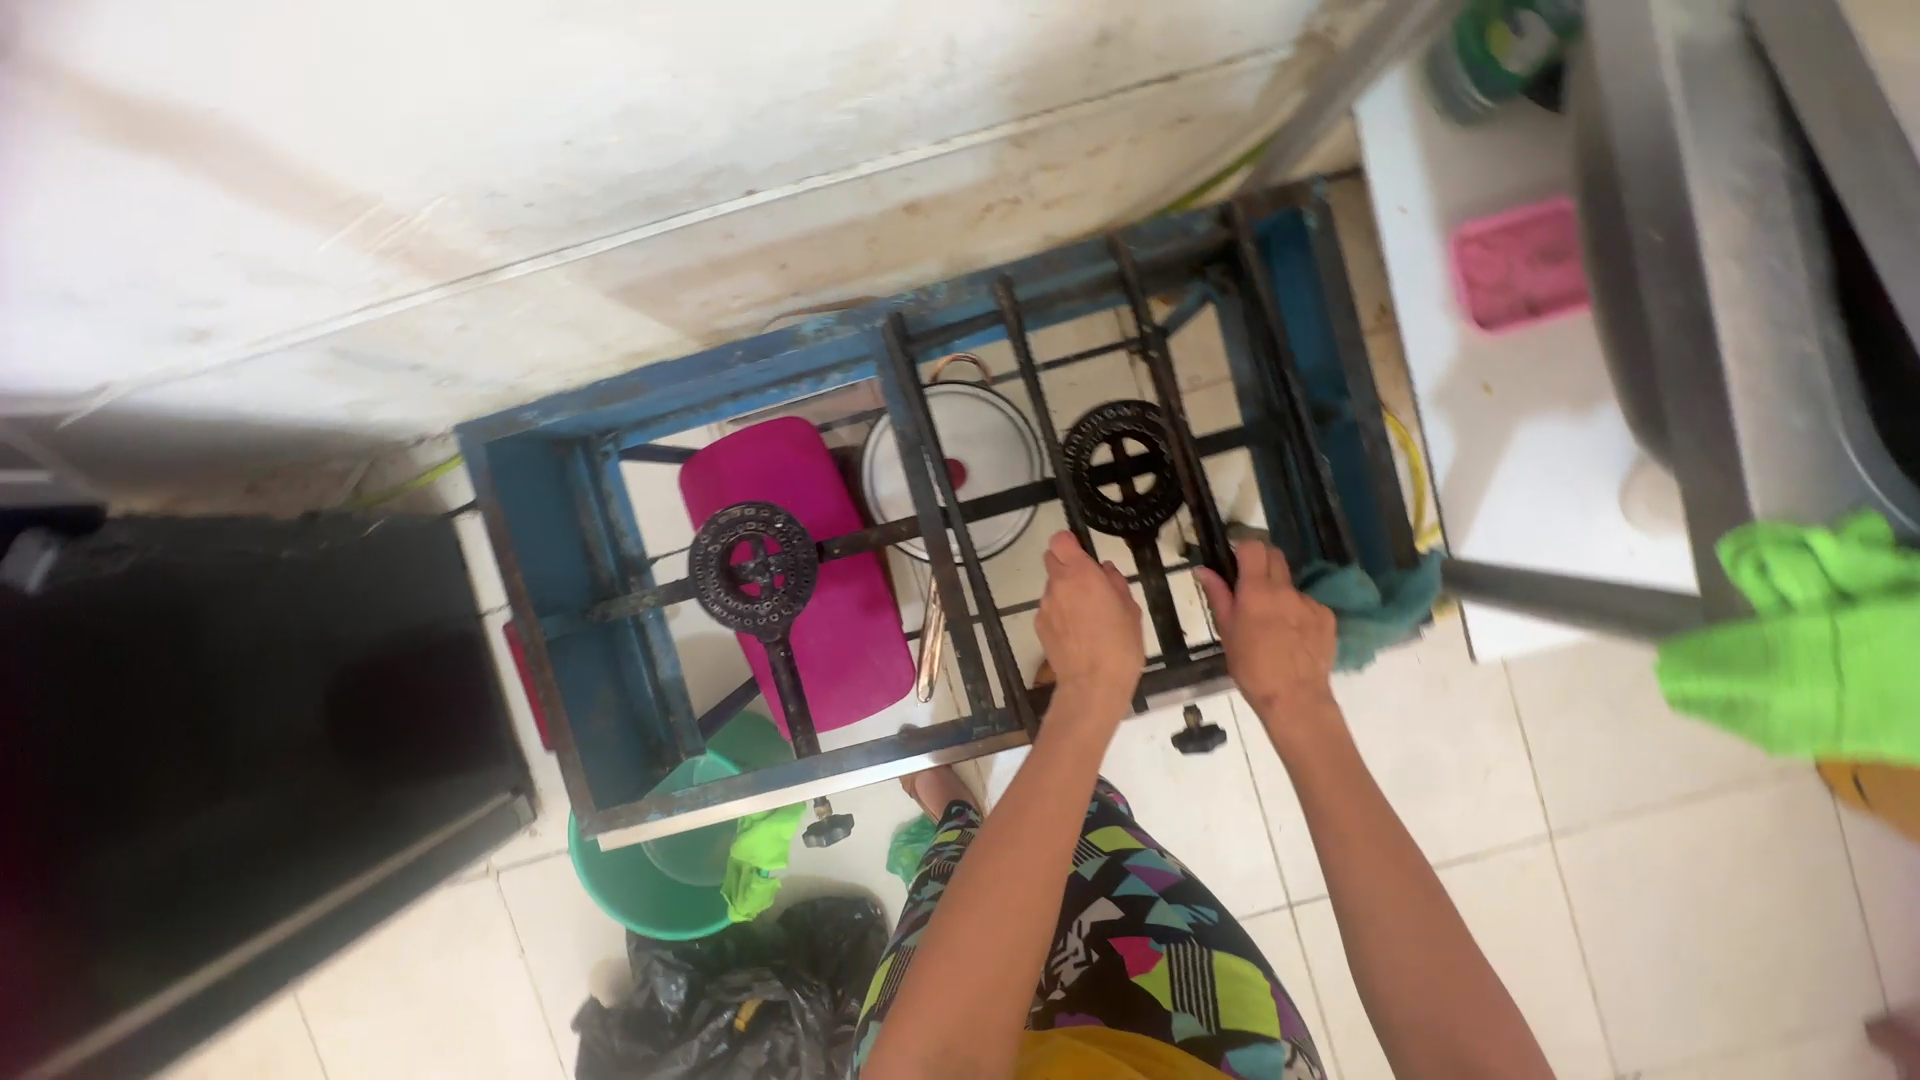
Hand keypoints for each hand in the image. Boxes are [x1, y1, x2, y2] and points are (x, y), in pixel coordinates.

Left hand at [1036, 531, 1143, 713]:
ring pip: (1051, 587)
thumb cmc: (1120, 645)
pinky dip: (1059, 614)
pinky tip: (1075, 633)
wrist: (1093, 684)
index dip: (1069, 543)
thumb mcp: (1130, 609)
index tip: (1081, 553)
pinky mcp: (1039, 625)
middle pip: (1052, 559)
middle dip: (1066, 565)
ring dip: (1064, 593)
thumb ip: (1115, 583)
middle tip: (1086, 584)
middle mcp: (1058, 585)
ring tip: (1085, 617)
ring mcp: (1045, 606)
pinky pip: (1049, 609)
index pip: (1060, 540)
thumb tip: (1105, 571)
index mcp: (1081, 574)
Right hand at [1196, 541, 1339, 735]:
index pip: (1253, 547)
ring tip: (1272, 624)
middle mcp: (1285, 590)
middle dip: (1261, 562)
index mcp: (1256, 591)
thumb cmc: (1251, 668)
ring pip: (1290, 584)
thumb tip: (1204, 570)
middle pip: (1275, 556)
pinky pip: (1307, 605)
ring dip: (1279, 593)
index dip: (1242, 547)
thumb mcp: (1227, 632)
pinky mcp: (1327, 616)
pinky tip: (1292, 637)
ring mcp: (1309, 602)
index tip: (1235, 558)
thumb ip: (1218, 596)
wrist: (1294, 698)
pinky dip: (1297, 613)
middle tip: (1249, 584)